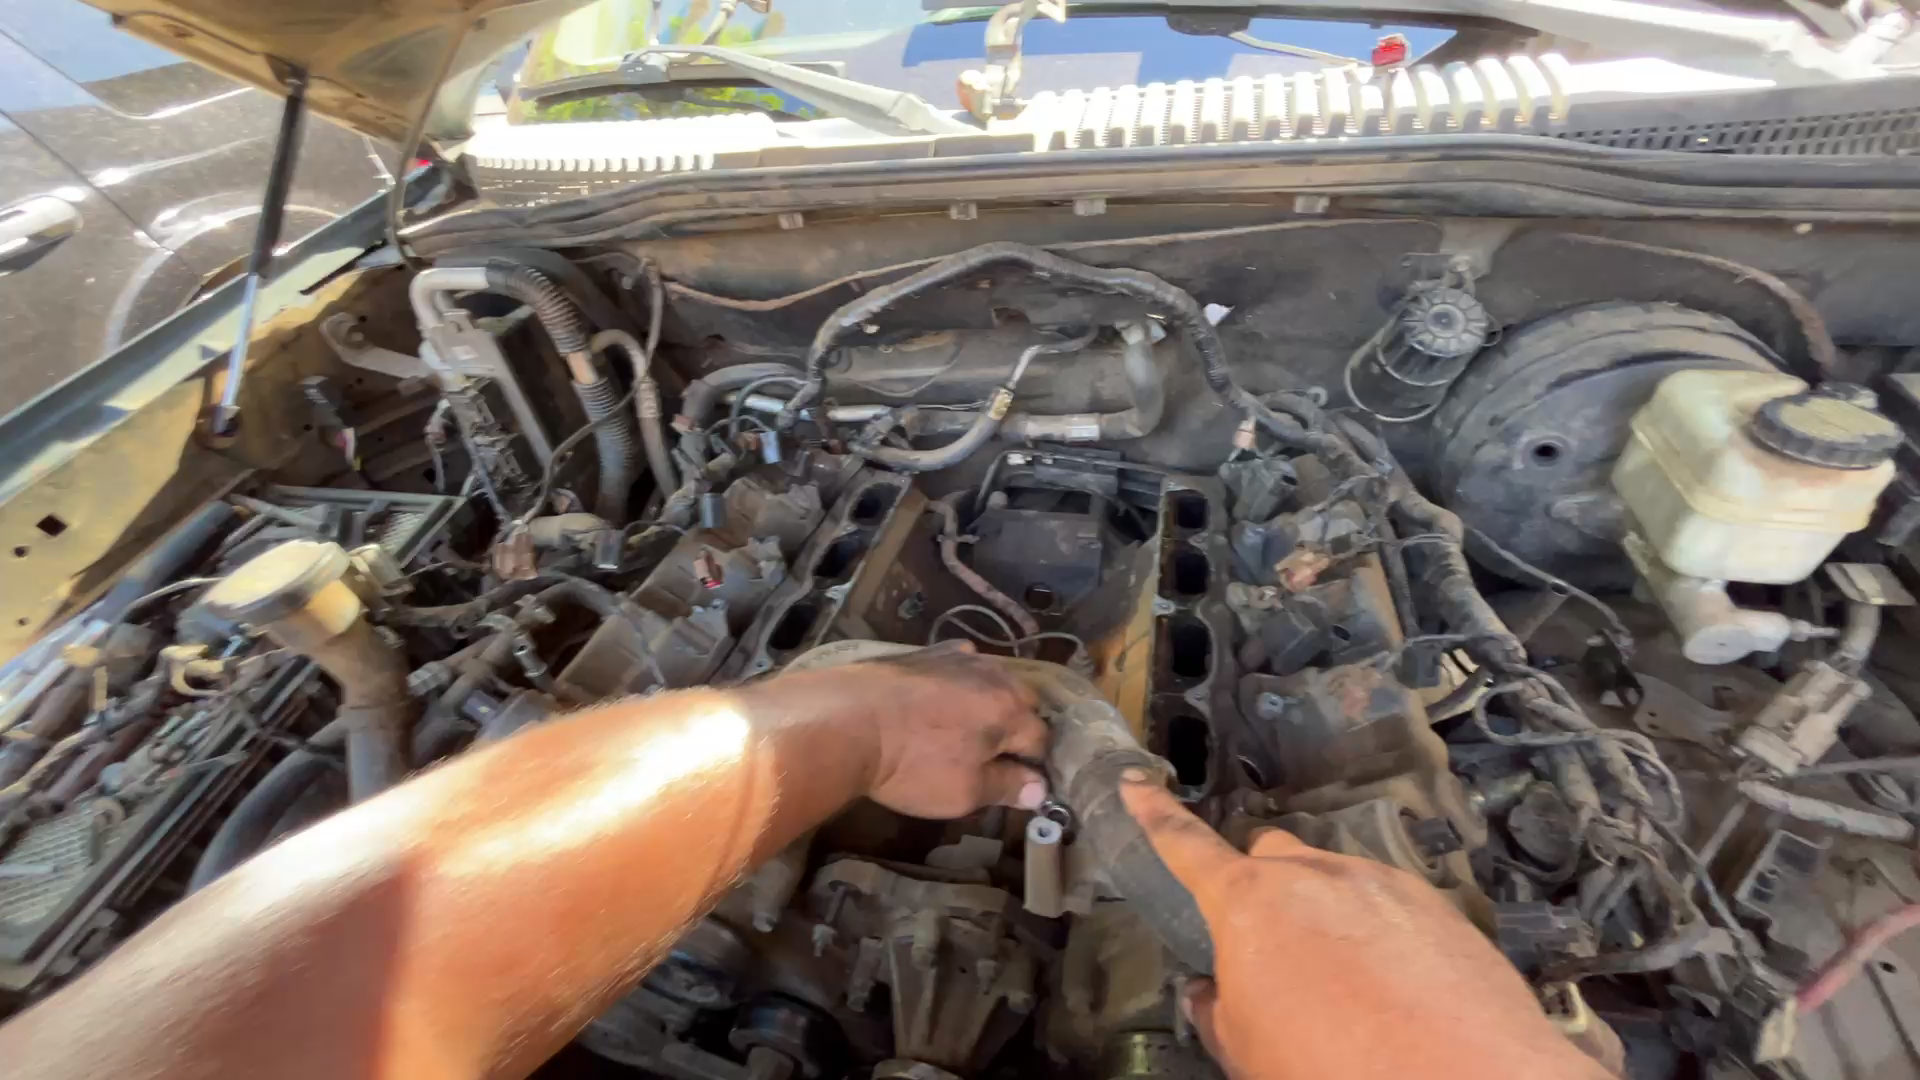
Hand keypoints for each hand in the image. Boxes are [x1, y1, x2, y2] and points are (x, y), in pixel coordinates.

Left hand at [755, 641, 1049, 819]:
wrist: (849, 719)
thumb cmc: (913, 764)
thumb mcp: (965, 791)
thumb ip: (1007, 786)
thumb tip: (1040, 788)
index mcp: (1010, 710)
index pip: (1040, 740)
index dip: (1033, 766)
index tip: (1018, 784)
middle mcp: (993, 675)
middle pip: (1022, 702)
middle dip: (1017, 728)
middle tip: (994, 756)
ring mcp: (959, 657)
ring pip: (992, 680)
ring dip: (990, 702)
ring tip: (968, 727)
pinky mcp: (928, 651)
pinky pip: (959, 665)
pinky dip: (960, 682)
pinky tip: (941, 697)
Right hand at [1120, 778, 1610, 1079]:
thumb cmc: (1333, 1072)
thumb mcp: (1249, 1055)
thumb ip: (1220, 1011)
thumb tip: (1212, 993)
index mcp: (1248, 901)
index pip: (1184, 843)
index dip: (1154, 812)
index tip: (1136, 781)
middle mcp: (1308, 874)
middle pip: (1268, 854)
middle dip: (1265, 886)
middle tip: (1280, 947)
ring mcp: (1377, 881)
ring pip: (1333, 878)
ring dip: (1328, 912)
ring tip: (1357, 983)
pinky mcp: (1437, 905)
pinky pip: (1391, 903)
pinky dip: (1384, 933)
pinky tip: (1408, 991)